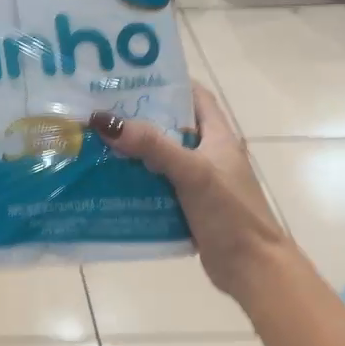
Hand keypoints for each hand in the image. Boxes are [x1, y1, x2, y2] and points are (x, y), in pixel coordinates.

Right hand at [90, 85, 290, 300]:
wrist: (252, 269)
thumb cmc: (231, 213)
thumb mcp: (192, 172)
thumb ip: (152, 145)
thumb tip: (104, 120)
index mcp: (218, 137)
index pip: (194, 96)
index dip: (167, 82)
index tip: (129, 76)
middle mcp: (206, 154)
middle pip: (168, 125)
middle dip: (136, 116)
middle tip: (97, 106)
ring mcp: (196, 181)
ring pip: (157, 156)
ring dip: (130, 150)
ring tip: (92, 138)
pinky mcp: (185, 205)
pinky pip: (153, 184)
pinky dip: (132, 180)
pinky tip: (104, 178)